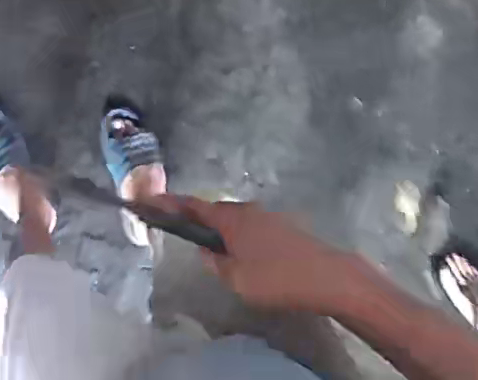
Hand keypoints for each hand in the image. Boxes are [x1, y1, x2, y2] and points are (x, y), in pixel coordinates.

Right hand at [142, 195, 373, 314]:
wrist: (325, 274)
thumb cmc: (275, 277)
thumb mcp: (236, 279)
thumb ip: (215, 262)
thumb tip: (204, 248)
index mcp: (231, 218)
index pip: (195, 205)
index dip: (172, 203)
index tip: (152, 198)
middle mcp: (246, 209)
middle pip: (215, 210)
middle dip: (197, 217)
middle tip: (181, 228)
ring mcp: (266, 215)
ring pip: (234, 219)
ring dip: (220, 229)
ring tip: (213, 249)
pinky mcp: (280, 225)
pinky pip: (249, 226)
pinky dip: (238, 235)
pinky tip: (243, 255)